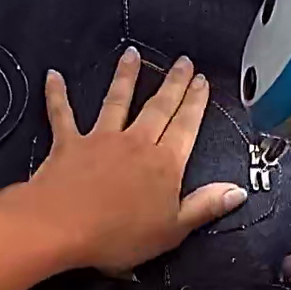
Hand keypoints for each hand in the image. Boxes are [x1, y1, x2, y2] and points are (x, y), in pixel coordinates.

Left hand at [23, 47, 247, 273]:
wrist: (61, 227)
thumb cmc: (119, 235)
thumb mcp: (173, 230)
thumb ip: (205, 206)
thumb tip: (238, 191)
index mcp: (164, 164)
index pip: (186, 126)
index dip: (196, 102)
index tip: (202, 81)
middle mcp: (136, 143)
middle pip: (159, 107)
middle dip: (173, 83)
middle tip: (183, 62)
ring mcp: (101, 139)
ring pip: (117, 101)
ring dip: (126, 76)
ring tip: (133, 54)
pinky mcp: (68, 144)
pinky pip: (62, 114)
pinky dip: (57, 95)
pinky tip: (53, 76)